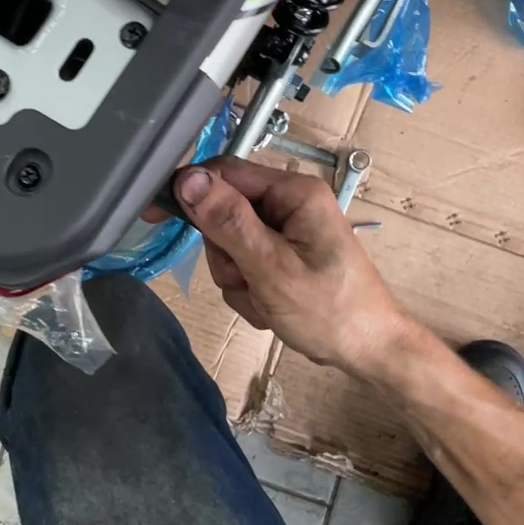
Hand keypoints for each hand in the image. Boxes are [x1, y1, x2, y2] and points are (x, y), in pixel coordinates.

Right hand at [175, 157, 418, 374]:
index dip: (189, 191)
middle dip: (225, 255)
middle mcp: (290, 204)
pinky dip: (249, 291)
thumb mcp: (271, 268)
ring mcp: (287, 232)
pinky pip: (243, 266)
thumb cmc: (330, 311)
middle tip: (249, 282)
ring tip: (266, 300)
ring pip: (228, 245)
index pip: (225, 173)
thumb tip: (188, 179)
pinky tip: (271, 307)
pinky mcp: (283, 256)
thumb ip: (228, 222)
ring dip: (237, 279)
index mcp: (294, 193)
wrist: (369, 351)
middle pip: (223, 213)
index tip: (154, 213)